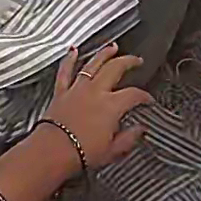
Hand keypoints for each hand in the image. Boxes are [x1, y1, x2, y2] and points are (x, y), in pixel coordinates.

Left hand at [0, 44, 151, 200]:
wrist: (52, 153)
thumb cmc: (81, 153)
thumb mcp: (113, 150)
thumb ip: (129, 138)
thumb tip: (139, 130)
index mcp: (111, 105)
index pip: (134, 95)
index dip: (144, 96)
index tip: (148, 100)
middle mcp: (95, 92)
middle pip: (116, 68)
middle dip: (129, 62)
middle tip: (137, 60)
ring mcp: (77, 89)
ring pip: (93, 64)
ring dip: (104, 54)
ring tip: (112, 47)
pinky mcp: (61, 92)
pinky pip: (66, 71)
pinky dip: (69, 59)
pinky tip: (72, 51)